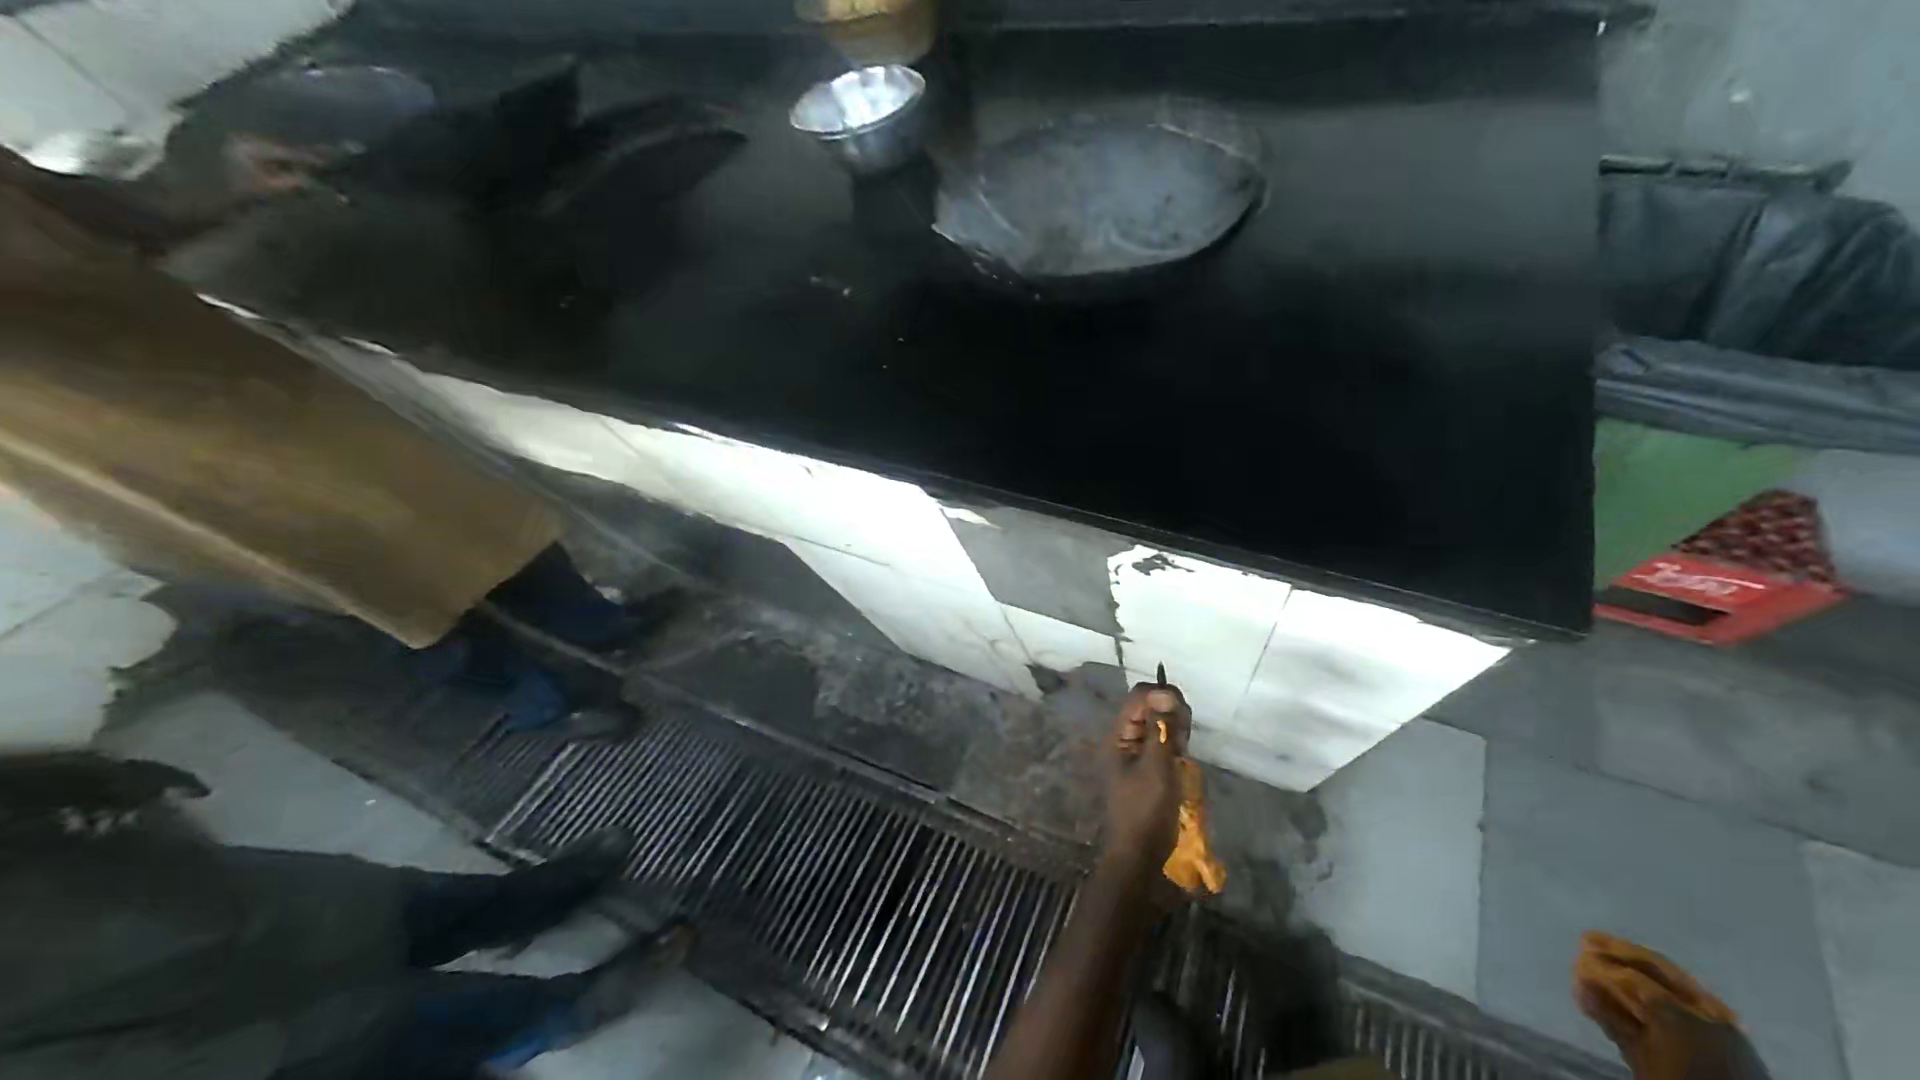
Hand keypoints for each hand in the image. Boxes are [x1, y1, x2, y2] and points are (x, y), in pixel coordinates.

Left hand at [1102, 686, 1186, 875]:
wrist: (1140, 854)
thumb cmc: (1145, 811)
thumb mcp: (1156, 767)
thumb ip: (1162, 729)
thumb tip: (1166, 693)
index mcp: (1117, 736)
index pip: (1139, 697)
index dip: (1161, 695)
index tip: (1182, 712)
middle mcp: (1125, 739)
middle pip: (1150, 707)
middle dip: (1171, 712)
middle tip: (1184, 736)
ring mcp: (1137, 752)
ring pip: (1160, 723)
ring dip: (1175, 728)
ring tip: (1183, 749)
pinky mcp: (1150, 766)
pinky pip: (1164, 742)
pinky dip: (1175, 743)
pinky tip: (1183, 756)